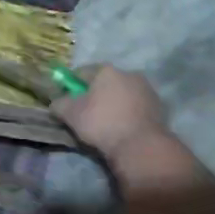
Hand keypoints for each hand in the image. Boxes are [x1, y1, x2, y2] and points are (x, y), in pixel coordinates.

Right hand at [49, 64, 167, 154]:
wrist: (139, 142)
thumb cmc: (100, 123)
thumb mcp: (70, 114)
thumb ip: (59, 104)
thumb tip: (57, 102)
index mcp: (106, 71)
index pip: (81, 72)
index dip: (69, 85)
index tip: (64, 99)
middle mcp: (128, 73)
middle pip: (103, 82)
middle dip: (92, 94)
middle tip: (83, 112)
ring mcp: (146, 88)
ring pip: (120, 93)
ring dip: (110, 102)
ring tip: (102, 121)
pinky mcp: (156, 104)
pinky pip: (133, 104)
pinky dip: (124, 111)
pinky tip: (119, 126)